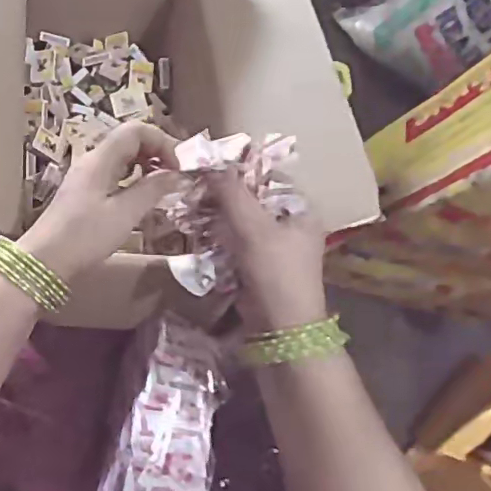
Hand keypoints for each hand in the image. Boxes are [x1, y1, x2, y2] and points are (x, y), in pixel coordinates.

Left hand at [18, 122, 183, 282]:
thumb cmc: (85, 236)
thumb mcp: (125, 214)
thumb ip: (153, 189)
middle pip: (129, 141)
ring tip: (164, 187)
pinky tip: (142, 199)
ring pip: (121, 159)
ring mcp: (85, 178)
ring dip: (146, 167)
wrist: (44, 261)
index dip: (163, 141)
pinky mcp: (83, 195)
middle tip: (177, 176)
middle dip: (157, 152)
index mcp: (99, 159)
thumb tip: (178, 174)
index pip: (136, 130)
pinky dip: (132, 181)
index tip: (179, 167)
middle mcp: (91, 162)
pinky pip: (113, 176)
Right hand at [209, 170, 328, 332]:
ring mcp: (274, 245)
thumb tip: (212, 165)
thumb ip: (232, 193)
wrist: (280, 325)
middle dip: (222, 196)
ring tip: (191, 211)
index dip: (238, 172)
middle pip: (251, 199)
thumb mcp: (253, 227)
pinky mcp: (257, 263)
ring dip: (216, 217)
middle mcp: (290, 223)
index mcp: (299, 208)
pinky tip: (198, 234)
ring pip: (239, 220)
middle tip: (194, 192)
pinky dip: (217, 237)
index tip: (208, 171)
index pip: (267, 177)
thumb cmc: (275, 271)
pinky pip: (234, 241)